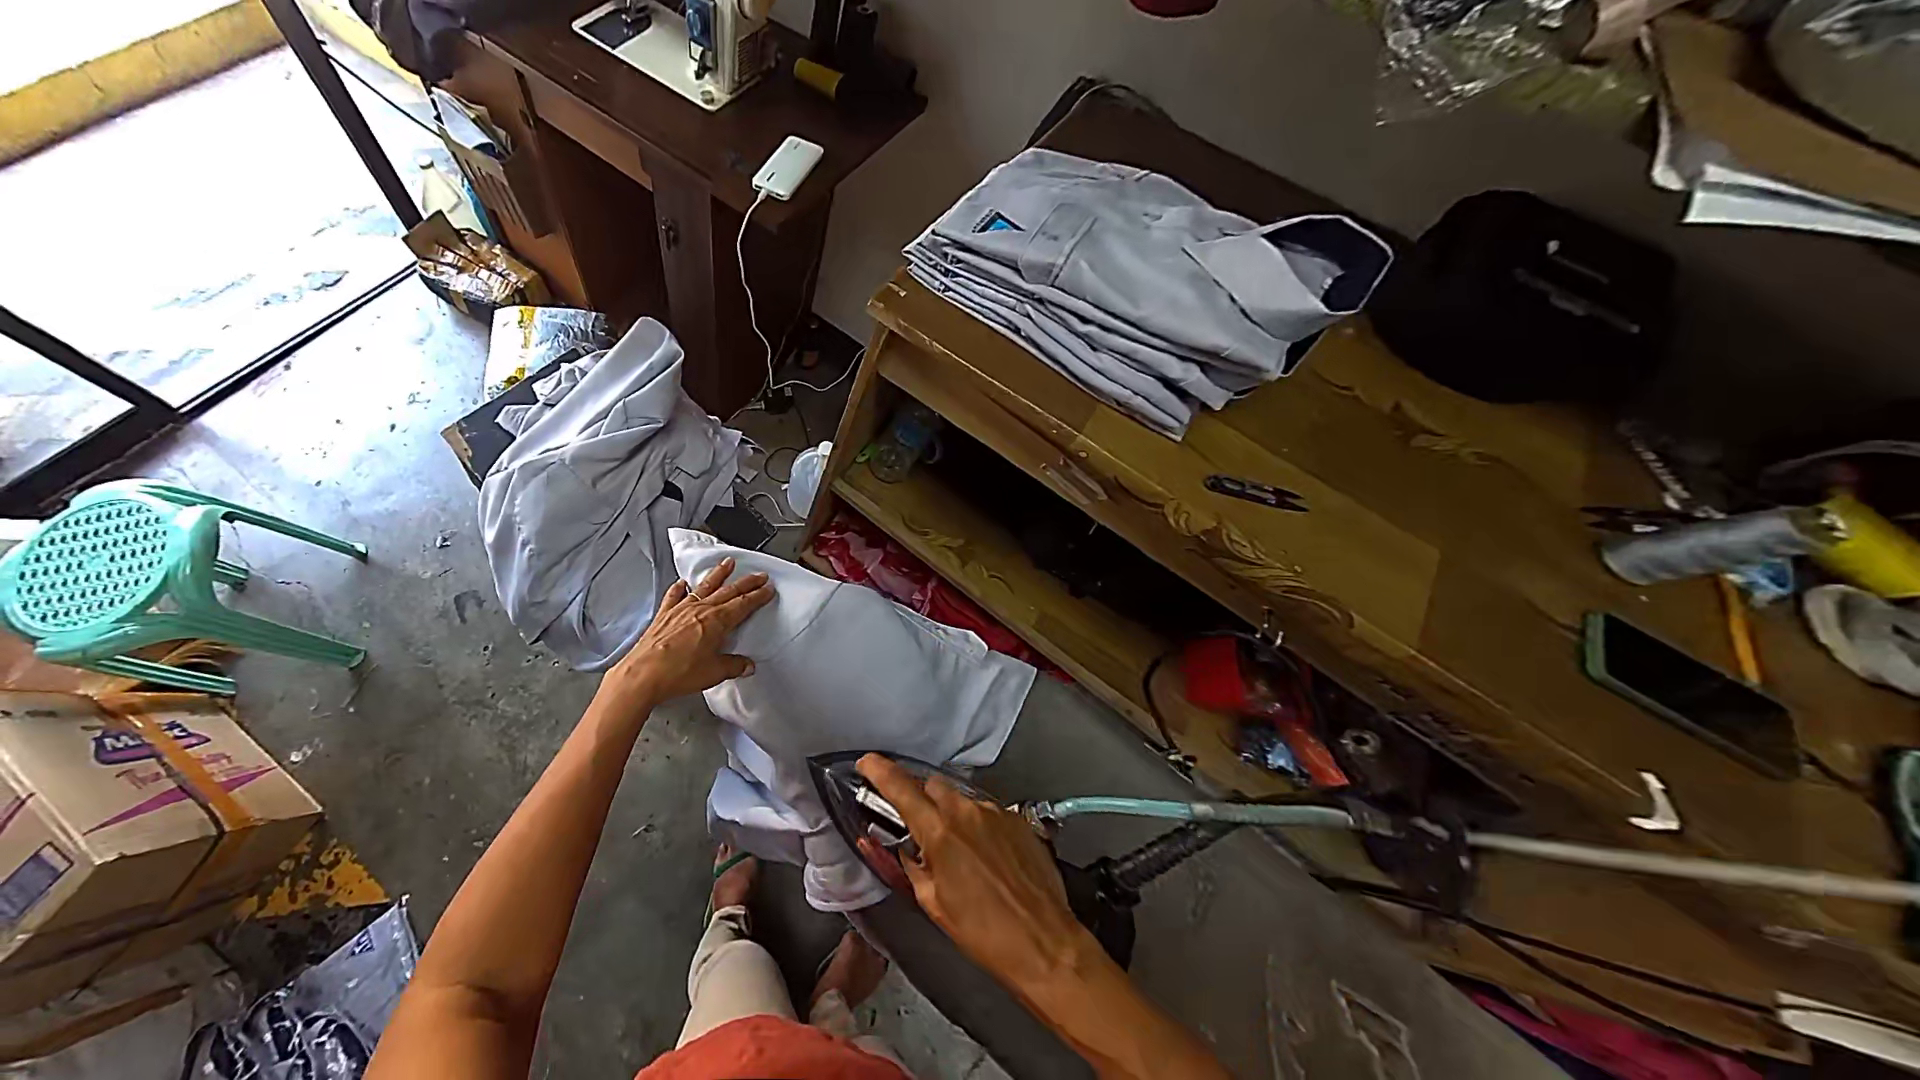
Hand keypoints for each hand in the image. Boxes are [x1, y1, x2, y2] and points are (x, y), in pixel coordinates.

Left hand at [595, 558, 772, 720]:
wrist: (642, 676)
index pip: (744, 604)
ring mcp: (680, 610)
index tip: (768, 589)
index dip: (758, 596)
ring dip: (718, 574)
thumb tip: (746, 665)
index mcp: (717, 621)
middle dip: (747, 582)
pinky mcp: (664, 616)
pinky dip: (679, 588)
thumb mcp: (715, 672)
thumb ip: (734, 666)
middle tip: (759, 575)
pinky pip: (674, 596)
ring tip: (727, 563)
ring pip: (705, 587)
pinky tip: (682, 583)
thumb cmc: (677, 673)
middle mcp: (700, 610)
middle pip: (729, 591)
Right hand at [856, 753, 1096, 997]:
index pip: (902, 788)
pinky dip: (978, 827)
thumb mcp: (933, 903)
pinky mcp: (1018, 820)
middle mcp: (969, 813)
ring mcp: (997, 813)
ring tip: (958, 854)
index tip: (869, 764)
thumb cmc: (986, 932)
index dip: (880, 771)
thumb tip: (902, 851)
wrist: (1042, 941)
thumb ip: (911, 867)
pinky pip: (988, 813)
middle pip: (933, 785)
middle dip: (920, 800)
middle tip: (917, 828)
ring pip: (961, 799)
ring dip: (952, 817)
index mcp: (941, 832)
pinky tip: (984, 857)